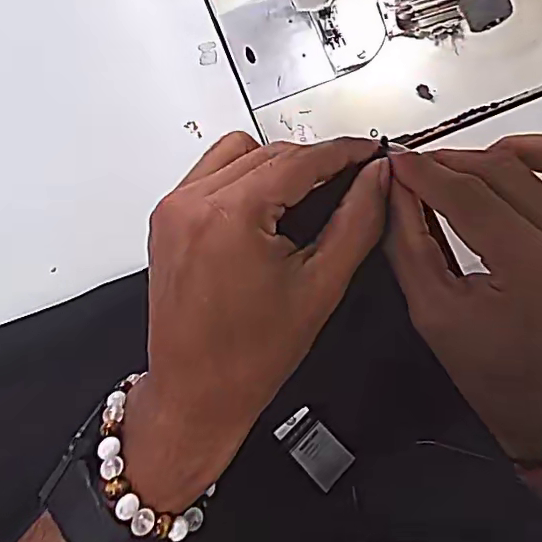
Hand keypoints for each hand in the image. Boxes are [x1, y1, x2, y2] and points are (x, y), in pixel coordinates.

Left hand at [123, 132, 387, 508]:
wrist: (197, 392)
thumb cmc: (247, 357)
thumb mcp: (321, 285)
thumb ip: (357, 221)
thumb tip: (374, 180)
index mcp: (229, 217)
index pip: (300, 159)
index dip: (344, 152)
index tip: (367, 153)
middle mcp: (192, 204)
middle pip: (270, 150)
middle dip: (315, 159)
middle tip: (349, 177)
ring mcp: (173, 209)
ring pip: (238, 152)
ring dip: (276, 163)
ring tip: (306, 194)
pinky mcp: (166, 218)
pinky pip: (211, 172)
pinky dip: (244, 176)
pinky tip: (266, 204)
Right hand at [384, 135, 541, 463]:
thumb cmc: (499, 376)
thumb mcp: (432, 311)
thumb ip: (408, 241)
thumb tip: (397, 190)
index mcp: (534, 271)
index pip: (468, 194)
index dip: (424, 173)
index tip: (401, 164)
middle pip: (505, 170)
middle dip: (451, 162)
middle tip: (422, 169)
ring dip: (509, 151)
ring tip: (475, 166)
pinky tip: (532, 177)